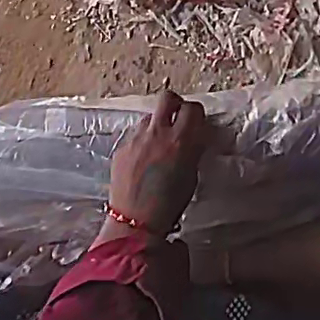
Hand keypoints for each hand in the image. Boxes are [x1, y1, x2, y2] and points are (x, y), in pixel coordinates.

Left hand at [105, 90, 209, 238]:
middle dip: (175, 104)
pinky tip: (143, 160)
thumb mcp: (191, 176)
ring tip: (159, 144)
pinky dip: (142, 141)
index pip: (193, 108)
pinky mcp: (122, 146)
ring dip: (157, 124)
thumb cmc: (170, 203)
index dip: (196, 113)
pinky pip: (135, 135)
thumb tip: (195, 137)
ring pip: (149, 117)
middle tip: (178, 118)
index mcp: (181, 140)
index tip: (196, 122)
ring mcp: (137, 138)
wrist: (136, 220)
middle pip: (168, 98)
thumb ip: (193, 150)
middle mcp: (158, 133)